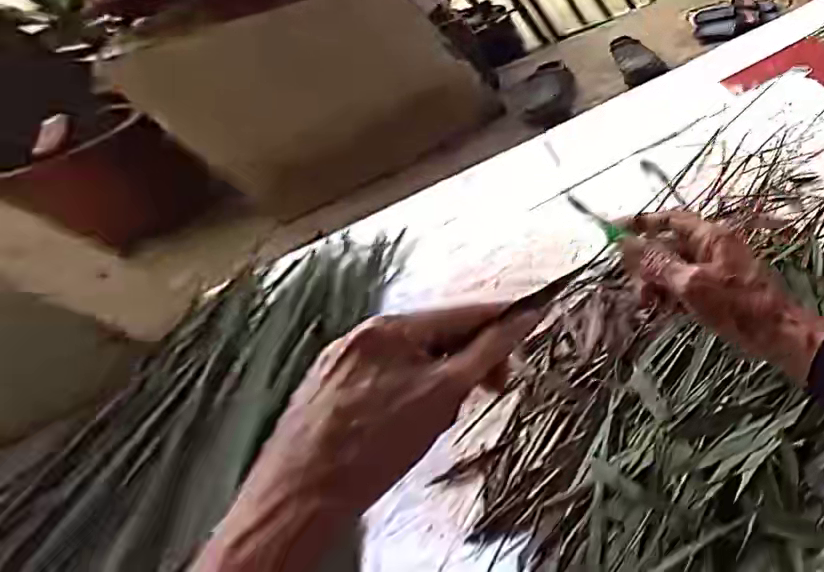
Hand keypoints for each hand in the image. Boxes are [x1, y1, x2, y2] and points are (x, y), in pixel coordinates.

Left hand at [192, 304, 540, 571]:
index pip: (467, 312)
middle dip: (471, 360)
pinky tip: (412, 421)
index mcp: (388, 327)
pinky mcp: (326, 394)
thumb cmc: (372, 448)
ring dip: (444, 378)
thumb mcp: (448, 390)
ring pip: (417, 358)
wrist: (290, 511)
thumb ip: (493, 346)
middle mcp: (360, 337)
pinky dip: (414, 392)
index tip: (533, 334)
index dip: (505, 323)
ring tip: (444, 412)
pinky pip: (389, 377)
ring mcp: (338, 365)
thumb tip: (529, 314)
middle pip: (441, 335)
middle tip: (491, 388)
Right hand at [620, 210, 823, 382]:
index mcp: (712, 236)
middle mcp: (714, 245)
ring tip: (652, 307)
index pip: (672, 220)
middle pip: (670, 246)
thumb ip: (659, 264)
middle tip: (640, 294)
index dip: (643, 222)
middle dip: (648, 266)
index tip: (614, 229)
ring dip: (658, 284)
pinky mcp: (718, 287)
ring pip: (676, 268)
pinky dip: (672, 295)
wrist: (775, 331)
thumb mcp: (692, 285)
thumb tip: (628, 243)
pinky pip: (687, 284)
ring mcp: (717, 266)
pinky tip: (666, 312)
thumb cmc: (737, 306)